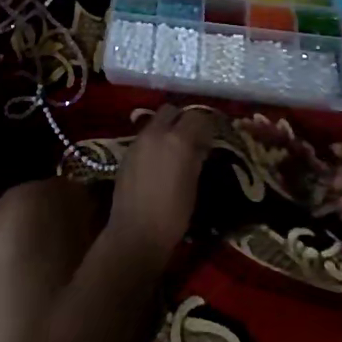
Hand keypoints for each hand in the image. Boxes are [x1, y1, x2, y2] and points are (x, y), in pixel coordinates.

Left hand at [108, 105, 216, 259]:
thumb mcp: (193, 184)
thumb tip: (201, 144)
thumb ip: (197, 158)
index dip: (208, 122)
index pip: (197, 116)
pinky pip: (144, 136)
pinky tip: (160, 158)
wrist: (135, 231)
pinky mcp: (126, 152)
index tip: (215, 132)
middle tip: (194, 134)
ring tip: (177, 147)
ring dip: (167, 127)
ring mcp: (137, 141)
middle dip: (184, 118)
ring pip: (155, 121)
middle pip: (171, 110)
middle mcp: (155, 133)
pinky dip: (155, 139)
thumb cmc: (173, 214)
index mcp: (177, 140)